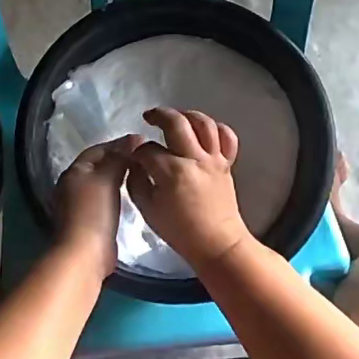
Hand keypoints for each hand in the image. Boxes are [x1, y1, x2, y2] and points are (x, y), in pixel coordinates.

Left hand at [55, 135, 143, 270]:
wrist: (84, 253)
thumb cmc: (93, 211)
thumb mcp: (106, 178)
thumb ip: (119, 158)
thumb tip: (134, 139)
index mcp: (74, 171)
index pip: (97, 150)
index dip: (118, 144)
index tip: (141, 143)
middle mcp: (73, 185)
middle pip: (98, 166)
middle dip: (119, 160)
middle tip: (144, 158)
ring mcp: (80, 204)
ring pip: (102, 183)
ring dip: (119, 177)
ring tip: (141, 174)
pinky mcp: (89, 221)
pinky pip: (105, 200)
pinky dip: (117, 194)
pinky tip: (131, 196)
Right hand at [127, 108, 252, 264]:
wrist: (218, 244)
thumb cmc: (179, 231)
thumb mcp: (147, 209)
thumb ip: (136, 181)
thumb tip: (135, 163)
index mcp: (172, 172)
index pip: (147, 149)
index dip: (136, 150)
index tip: (131, 155)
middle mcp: (194, 159)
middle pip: (176, 122)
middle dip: (158, 115)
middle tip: (148, 117)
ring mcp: (214, 160)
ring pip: (203, 123)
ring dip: (187, 115)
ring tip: (176, 118)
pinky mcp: (226, 164)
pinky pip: (227, 137)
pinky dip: (216, 129)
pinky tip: (204, 131)